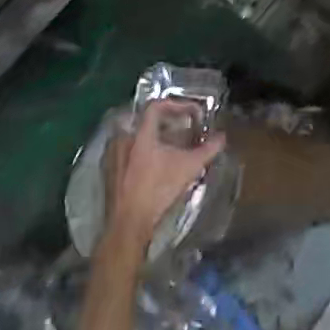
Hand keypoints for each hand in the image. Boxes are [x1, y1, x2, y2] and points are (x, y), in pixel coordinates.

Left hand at [103, 100, 225, 249]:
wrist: (128, 224)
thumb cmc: (158, 191)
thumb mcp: (189, 168)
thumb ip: (208, 149)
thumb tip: (222, 137)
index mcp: (140, 135)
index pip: (156, 106)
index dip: (176, 105)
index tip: (191, 113)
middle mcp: (122, 140)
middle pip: (144, 120)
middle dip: (165, 122)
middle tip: (181, 129)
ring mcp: (111, 156)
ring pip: (133, 137)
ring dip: (152, 138)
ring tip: (169, 148)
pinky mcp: (107, 172)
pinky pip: (124, 152)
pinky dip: (139, 152)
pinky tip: (152, 166)